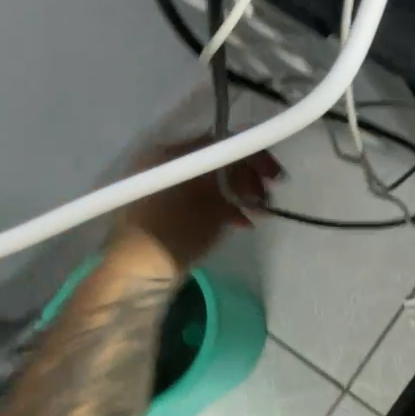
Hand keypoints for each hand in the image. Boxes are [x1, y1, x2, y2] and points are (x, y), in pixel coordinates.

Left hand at [105, 138, 282, 274]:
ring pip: (215, 183)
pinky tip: (243, 223)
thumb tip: (252, 161)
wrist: (140, 273)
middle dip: (248, 177)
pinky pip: (205, 200)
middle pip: (218, 161)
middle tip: (267, 197)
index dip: (253, 156)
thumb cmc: (174, 230)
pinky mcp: (170, 212)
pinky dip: (226, 208)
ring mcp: (166, 189)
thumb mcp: (211, 199)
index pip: (220, 142)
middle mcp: (165, 165)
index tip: (275, 177)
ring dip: (241, 195)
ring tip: (259, 212)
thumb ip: (233, 174)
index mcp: (169, 154)